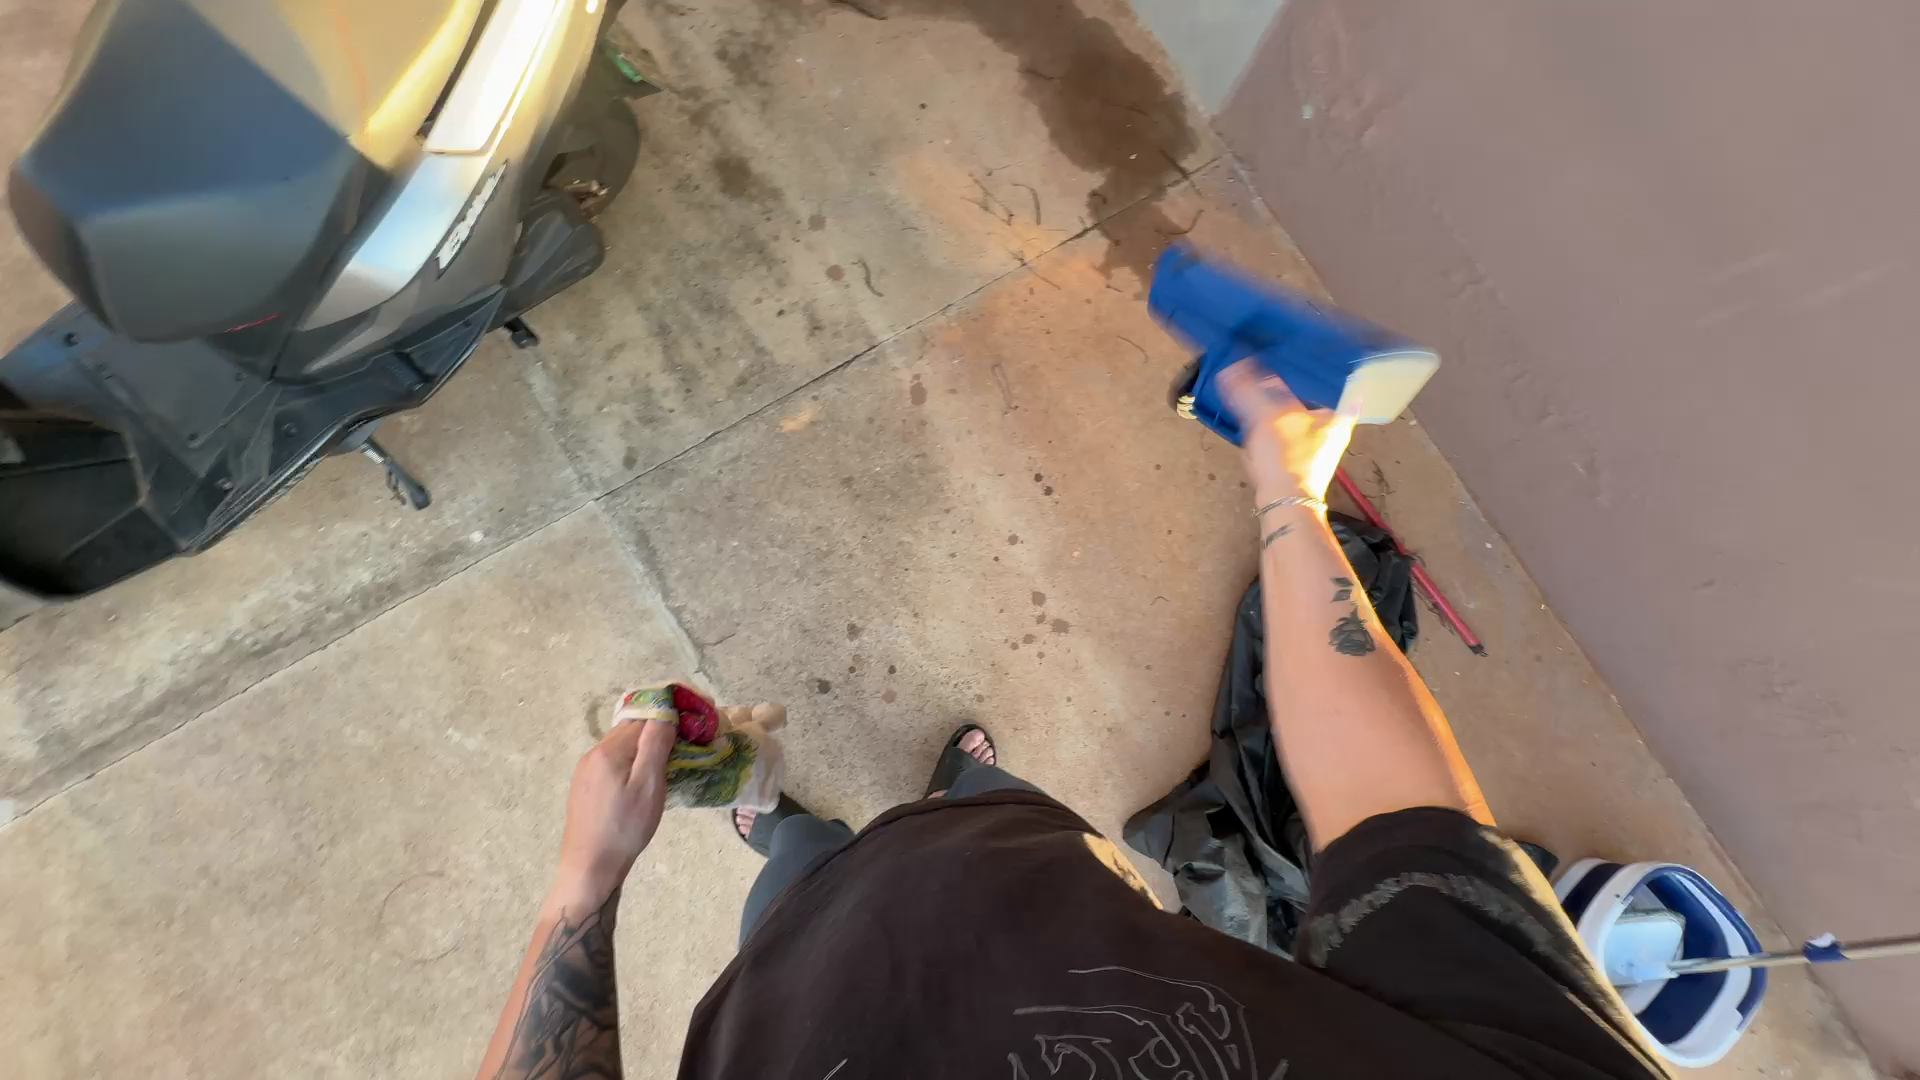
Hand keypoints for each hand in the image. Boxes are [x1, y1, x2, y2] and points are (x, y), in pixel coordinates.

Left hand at [548, 716, 677, 910]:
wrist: (589, 868)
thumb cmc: (625, 827)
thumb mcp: (649, 785)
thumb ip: (656, 744)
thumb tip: (666, 710)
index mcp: (610, 749)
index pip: (646, 715)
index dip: (672, 715)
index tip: (695, 724)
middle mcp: (594, 752)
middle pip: (633, 727)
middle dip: (661, 728)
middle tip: (688, 743)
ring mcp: (587, 769)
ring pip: (624, 743)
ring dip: (648, 745)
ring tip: (671, 761)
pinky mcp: (586, 784)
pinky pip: (616, 759)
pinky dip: (635, 759)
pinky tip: (646, 778)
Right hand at [1219, 359, 1354, 501]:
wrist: (1284, 503)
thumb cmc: (1287, 457)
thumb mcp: (1268, 416)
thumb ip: (1251, 389)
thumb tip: (1233, 366)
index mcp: (1338, 412)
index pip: (1329, 377)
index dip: (1309, 364)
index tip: (1290, 354)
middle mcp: (1333, 427)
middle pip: (1308, 395)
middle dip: (1285, 386)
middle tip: (1265, 372)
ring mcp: (1316, 446)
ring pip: (1293, 414)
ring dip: (1274, 405)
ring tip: (1254, 393)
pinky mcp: (1298, 460)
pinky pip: (1282, 432)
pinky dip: (1269, 426)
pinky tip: (1254, 423)